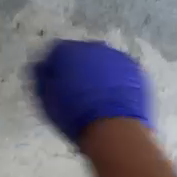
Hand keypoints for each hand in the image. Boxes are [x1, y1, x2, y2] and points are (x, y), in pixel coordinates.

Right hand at [28, 40, 151, 143]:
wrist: (115, 129)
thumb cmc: (75, 117)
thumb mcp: (48, 100)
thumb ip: (42, 78)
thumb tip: (41, 67)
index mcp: (68, 52)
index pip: (57, 52)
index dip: (56, 68)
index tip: (57, 84)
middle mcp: (93, 47)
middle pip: (82, 54)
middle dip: (79, 68)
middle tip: (78, 92)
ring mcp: (117, 57)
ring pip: (103, 61)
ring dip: (99, 73)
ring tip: (98, 97)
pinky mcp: (136, 69)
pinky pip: (121, 71)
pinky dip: (117, 80)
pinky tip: (114, 98)